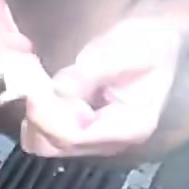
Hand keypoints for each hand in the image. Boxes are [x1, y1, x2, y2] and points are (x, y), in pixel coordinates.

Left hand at [21, 14, 188, 157]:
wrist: (154, 41)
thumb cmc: (145, 43)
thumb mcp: (122, 50)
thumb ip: (89, 72)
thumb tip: (58, 90)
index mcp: (130, 127)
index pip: (76, 137)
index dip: (49, 117)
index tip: (35, 91)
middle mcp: (111, 143)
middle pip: (57, 146)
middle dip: (39, 118)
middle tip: (33, 86)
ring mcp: (95, 142)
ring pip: (47, 145)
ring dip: (35, 119)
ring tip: (39, 88)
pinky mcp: (81, 134)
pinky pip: (48, 136)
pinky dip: (38, 118)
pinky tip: (42, 95)